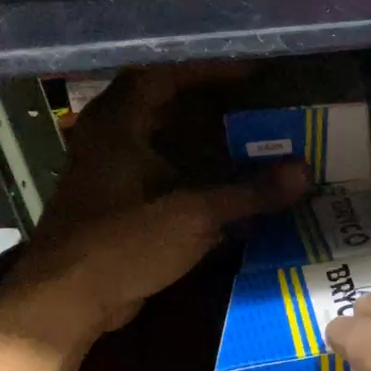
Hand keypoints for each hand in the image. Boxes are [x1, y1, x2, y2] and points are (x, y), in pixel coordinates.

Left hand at [0, 68, 305, 349]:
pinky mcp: (114, 208)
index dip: (206, 69)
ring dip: (196, 138)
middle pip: (157, 105)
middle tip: (248, 102)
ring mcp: (108, 177)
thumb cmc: (123, 245)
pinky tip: (220, 185)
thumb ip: (249, 193)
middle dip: (203, 101)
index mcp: (118, 128)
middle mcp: (108, 143)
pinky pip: (157, 174)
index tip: (249, 72)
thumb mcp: (194, 216)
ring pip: (157, 141)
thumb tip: (304, 173)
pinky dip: (189, 172)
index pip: (160, 76)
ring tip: (242, 138)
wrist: (67, 301)